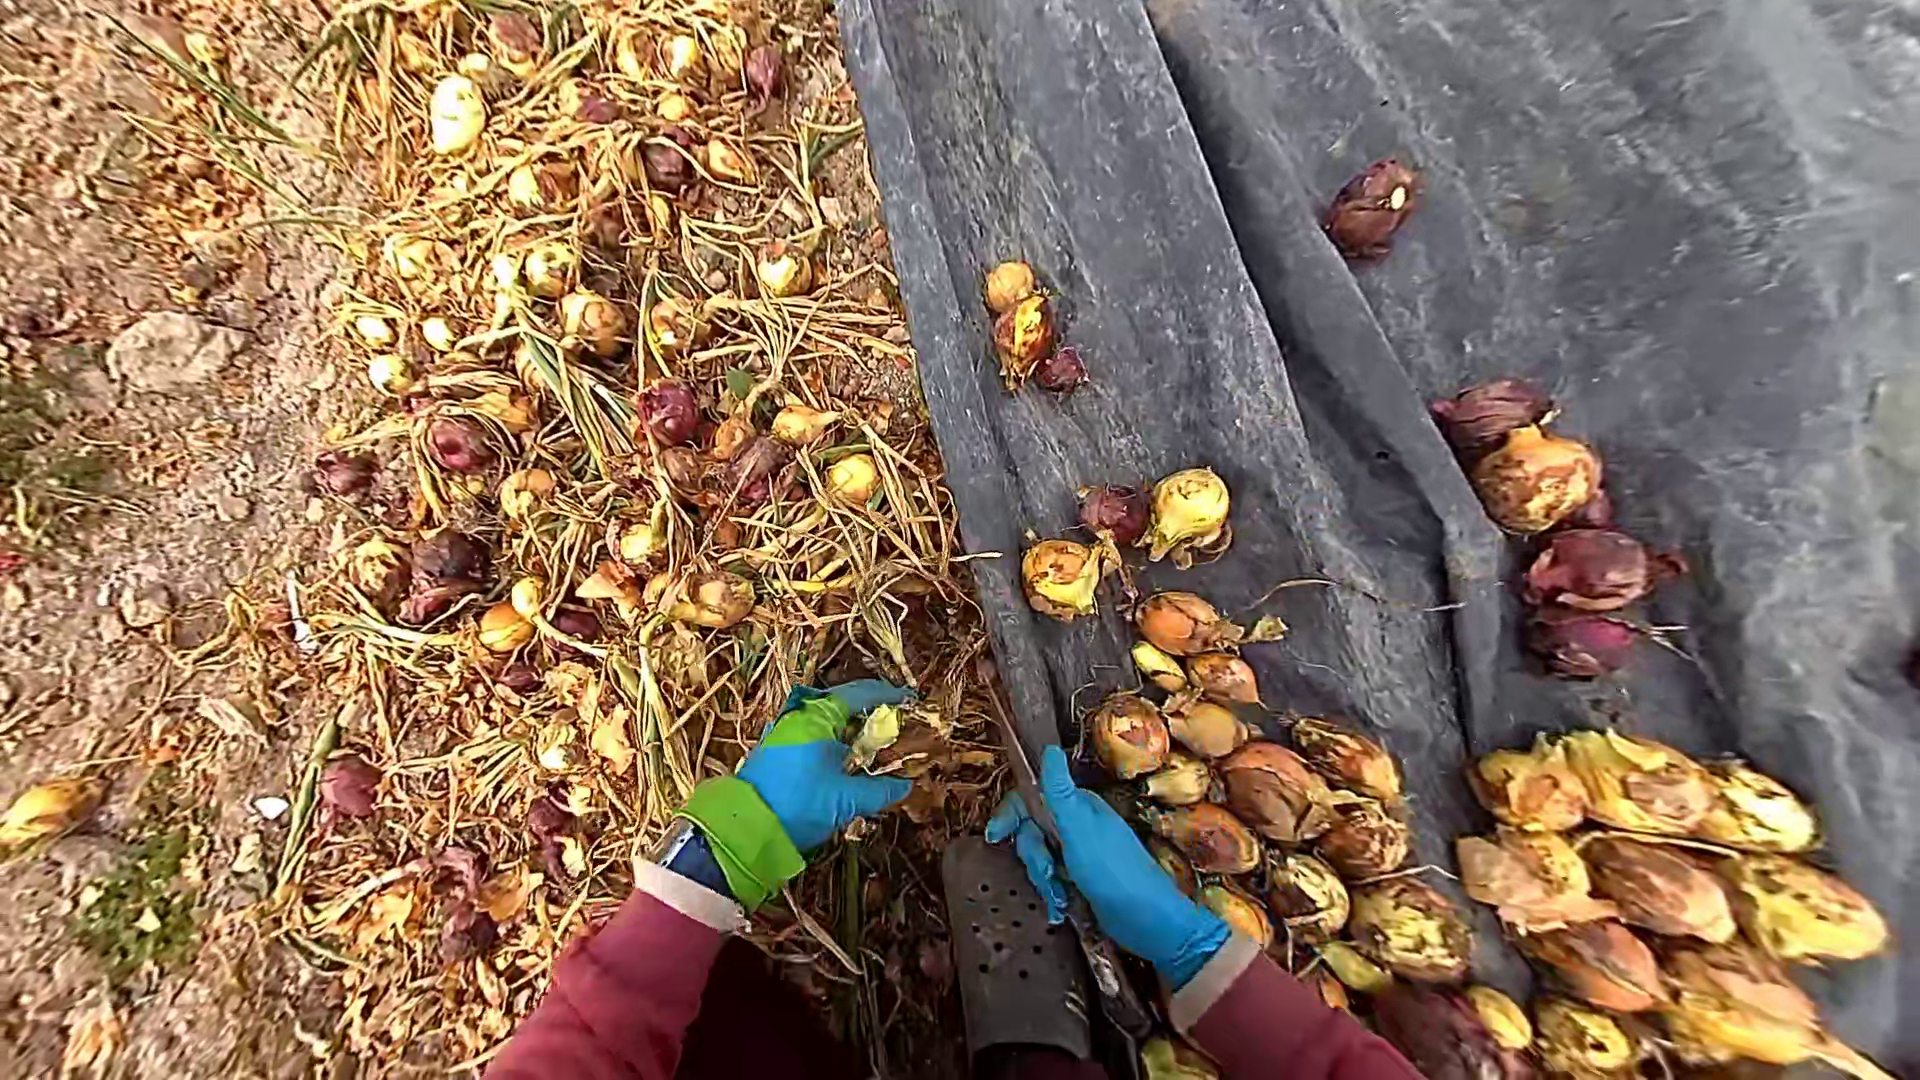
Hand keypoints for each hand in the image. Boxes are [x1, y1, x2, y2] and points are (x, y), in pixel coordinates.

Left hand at [738, 681, 914, 850]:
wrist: (742, 829)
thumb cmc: (799, 803)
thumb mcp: (845, 799)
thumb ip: (879, 790)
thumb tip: (906, 785)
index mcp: (820, 715)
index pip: (862, 693)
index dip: (889, 695)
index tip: (911, 701)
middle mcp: (802, 715)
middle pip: (846, 703)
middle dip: (874, 711)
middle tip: (898, 721)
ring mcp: (788, 731)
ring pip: (831, 720)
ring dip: (855, 728)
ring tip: (879, 741)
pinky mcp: (780, 749)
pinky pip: (819, 734)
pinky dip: (839, 740)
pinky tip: (851, 758)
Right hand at [990, 746, 1229, 987]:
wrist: (1150, 923)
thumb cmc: (1114, 871)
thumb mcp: (1080, 828)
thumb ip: (1059, 790)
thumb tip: (1050, 747)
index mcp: (1075, 805)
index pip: (1030, 797)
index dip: (1010, 814)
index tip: (996, 836)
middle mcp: (1075, 823)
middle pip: (1030, 829)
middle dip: (1033, 855)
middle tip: (1049, 873)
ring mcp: (1078, 851)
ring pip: (1039, 855)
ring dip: (1043, 877)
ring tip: (1061, 895)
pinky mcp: (1080, 878)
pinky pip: (1052, 877)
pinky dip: (1053, 892)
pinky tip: (1063, 906)